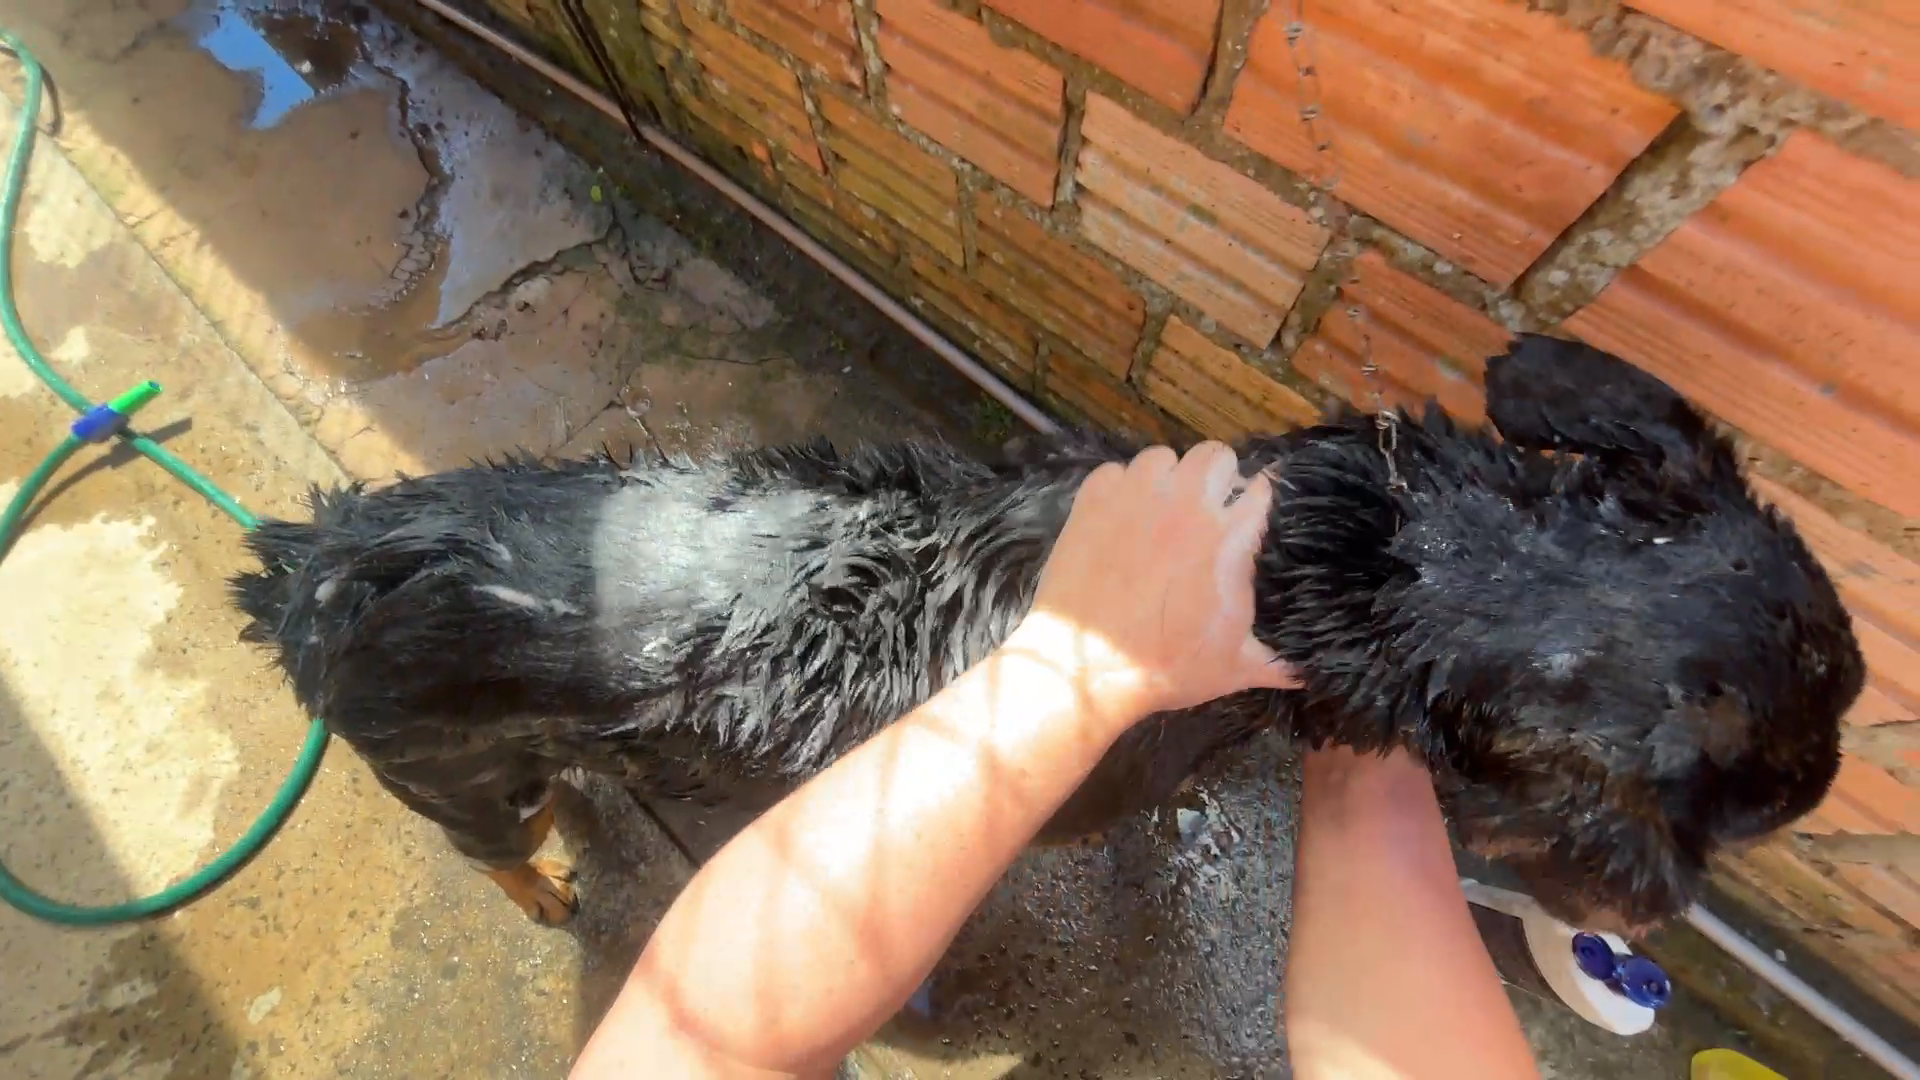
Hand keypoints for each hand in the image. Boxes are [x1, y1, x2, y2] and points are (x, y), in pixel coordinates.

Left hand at [1005, 442, 1298, 720]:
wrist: (1084, 667)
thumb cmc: (1163, 667)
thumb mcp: (1231, 668)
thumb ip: (1275, 661)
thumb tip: (1306, 672)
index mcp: (1227, 537)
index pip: (1261, 487)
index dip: (1258, 498)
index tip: (1251, 510)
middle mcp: (1184, 506)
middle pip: (1215, 455)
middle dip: (1217, 475)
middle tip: (1207, 503)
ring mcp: (1134, 499)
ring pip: (1161, 457)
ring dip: (1167, 477)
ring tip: (1160, 506)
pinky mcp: (1091, 502)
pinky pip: (1113, 471)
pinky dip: (1119, 487)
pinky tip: (1119, 515)